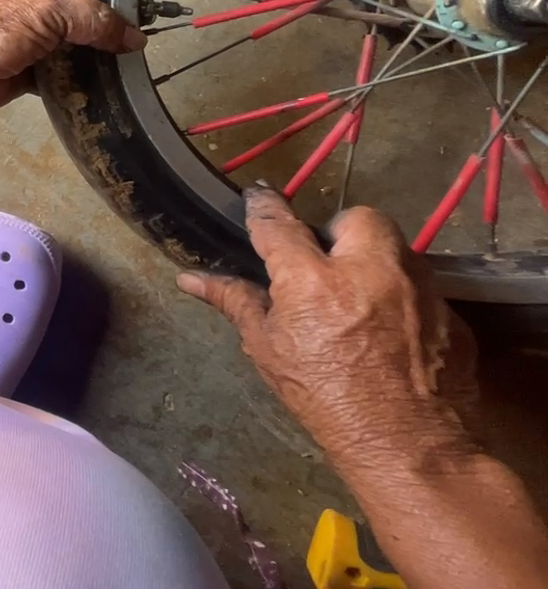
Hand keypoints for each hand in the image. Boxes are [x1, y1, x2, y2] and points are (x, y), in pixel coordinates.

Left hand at [0, 0, 146, 114]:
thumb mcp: (46, 11)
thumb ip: (92, 18)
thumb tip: (136, 38)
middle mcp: (28, 3)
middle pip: (75, 4)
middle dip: (103, 14)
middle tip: (142, 20)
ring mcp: (31, 37)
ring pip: (74, 40)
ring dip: (97, 48)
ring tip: (134, 51)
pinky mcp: (33, 68)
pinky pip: (67, 70)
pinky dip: (85, 75)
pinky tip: (113, 77)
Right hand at [178, 187, 479, 477]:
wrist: (410, 447)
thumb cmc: (321, 394)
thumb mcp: (266, 346)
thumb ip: (235, 301)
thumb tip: (190, 279)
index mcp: (312, 281)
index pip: (279, 224)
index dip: (264, 206)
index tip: (258, 196)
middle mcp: (371, 276)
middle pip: (361, 219)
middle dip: (339, 227)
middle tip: (323, 252)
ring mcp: (421, 296)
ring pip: (400, 250)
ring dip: (374, 258)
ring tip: (356, 286)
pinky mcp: (455, 320)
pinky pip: (425, 289)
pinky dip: (402, 295)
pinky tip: (387, 323)